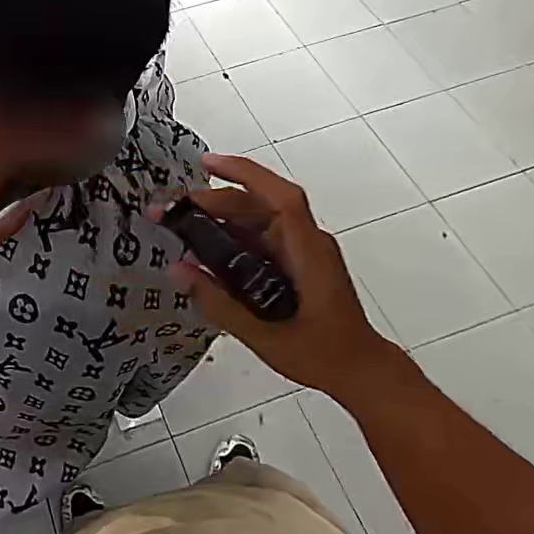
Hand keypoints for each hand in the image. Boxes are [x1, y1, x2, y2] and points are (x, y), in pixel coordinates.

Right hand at [156, 154, 404, 400]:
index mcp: (308, 250)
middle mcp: (308, 241)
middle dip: (216, 201)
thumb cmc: (323, 355)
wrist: (361, 369)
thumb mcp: (264, 336)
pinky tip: (209, 248)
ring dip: (223, 218)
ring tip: (183, 224)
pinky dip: (235, 237)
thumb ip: (219, 303)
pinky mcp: (300, 262)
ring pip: (260, 220)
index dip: (243, 174)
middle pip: (261, 205)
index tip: (207, 163)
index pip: (278, 197)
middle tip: (172, 210)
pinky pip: (264, 237)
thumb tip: (179, 271)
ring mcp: (305, 250)